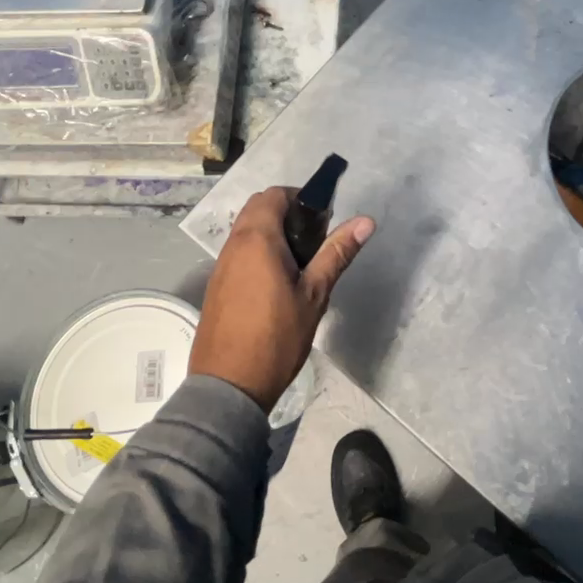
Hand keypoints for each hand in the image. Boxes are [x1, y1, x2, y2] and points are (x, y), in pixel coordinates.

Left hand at [189, 187, 374, 411]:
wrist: (229, 386)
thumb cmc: (277, 337)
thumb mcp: (315, 294)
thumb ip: (337, 253)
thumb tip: (366, 221)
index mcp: (257, 240)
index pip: (273, 195)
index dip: (298, 197)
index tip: (321, 220)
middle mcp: (233, 246)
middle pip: (257, 209)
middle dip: (286, 213)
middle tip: (313, 240)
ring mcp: (220, 267)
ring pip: (246, 232)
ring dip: (271, 234)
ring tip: (300, 264)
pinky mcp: (216, 287)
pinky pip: (238, 254)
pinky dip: (258, 253)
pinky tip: (277, 284)